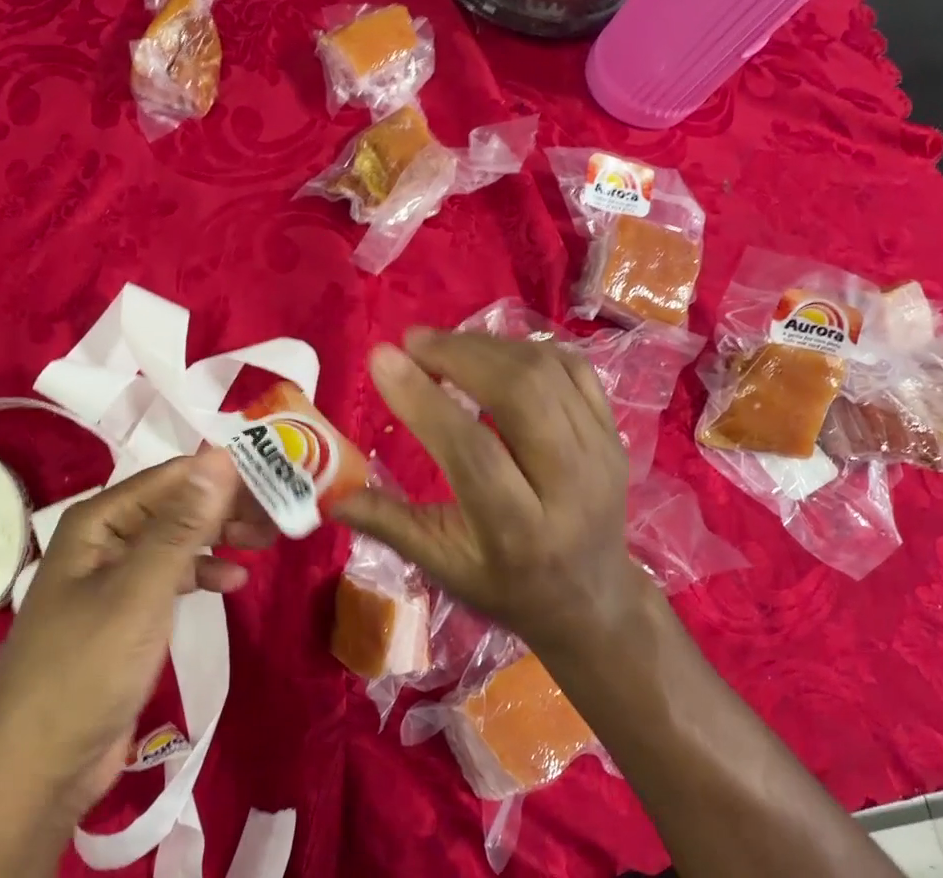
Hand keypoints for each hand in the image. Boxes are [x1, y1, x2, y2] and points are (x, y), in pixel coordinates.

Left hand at [0, 449, 270, 817]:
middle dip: (226, 507)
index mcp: (98, 521)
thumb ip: (182, 525)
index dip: (224, 473)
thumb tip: (219, 456)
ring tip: (268, 542)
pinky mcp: (126, 618)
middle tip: (282, 514)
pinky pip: (171, 579)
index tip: (279, 473)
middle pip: (175, 507)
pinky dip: (202, 575)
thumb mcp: (140, 590)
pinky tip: (233, 583)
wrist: (40, 764)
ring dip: (219, 539)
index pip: (173, 477)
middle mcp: (103, 540)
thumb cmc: (87, 666)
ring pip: (176, 542)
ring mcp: (113, 580)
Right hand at [334, 328, 645, 653]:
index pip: (472, 450)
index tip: (382, 358)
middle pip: (521, 395)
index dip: (424, 400)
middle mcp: (569, 485)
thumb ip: (388, 523)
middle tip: (412, 342)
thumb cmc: (506, 586)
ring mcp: (600, 453)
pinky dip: (525, 349)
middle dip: (460, 355)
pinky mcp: (613, 433)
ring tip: (441, 346)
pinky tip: (489, 353)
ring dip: (487, 346)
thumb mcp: (443, 566)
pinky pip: (573, 368)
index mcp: (520, 530)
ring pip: (547, 372)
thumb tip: (329, 491)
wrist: (593, 599)